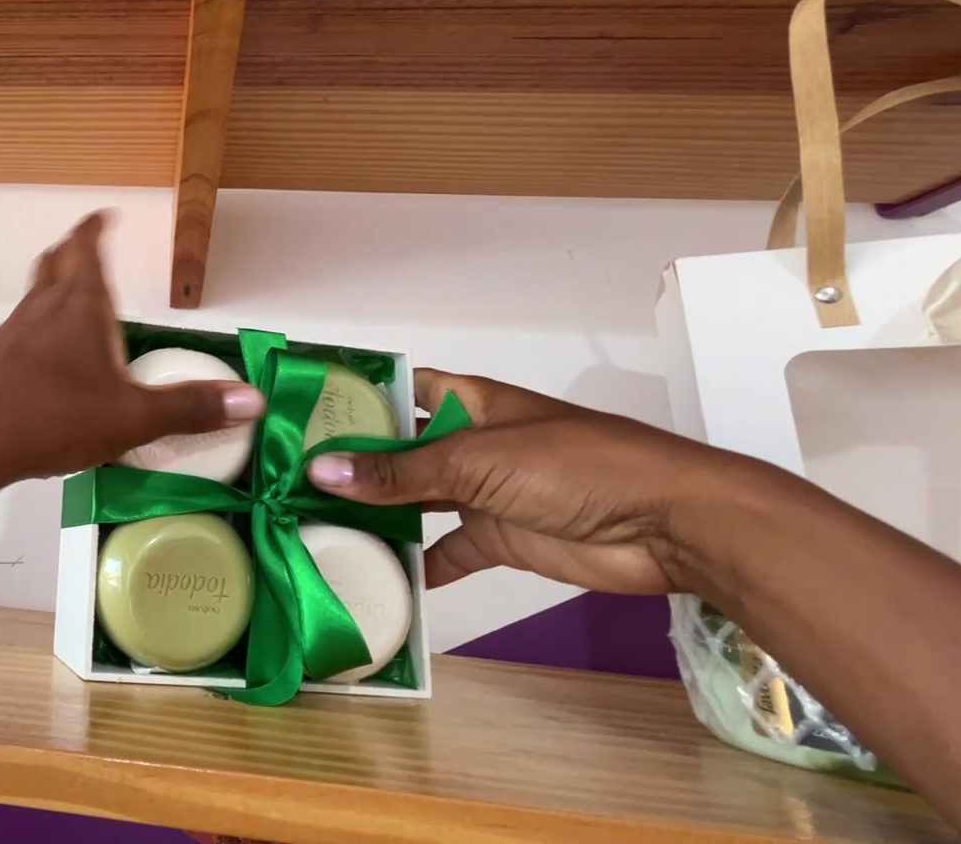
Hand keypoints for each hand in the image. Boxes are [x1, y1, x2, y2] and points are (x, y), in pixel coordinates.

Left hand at [0, 211, 264, 484]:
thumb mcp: (131, 417)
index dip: (95, 228)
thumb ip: (189, 407)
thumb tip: (253, 398)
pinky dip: (37, 323)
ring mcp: (13, 333)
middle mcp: (43, 309)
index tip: (104, 214)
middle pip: (54, 263)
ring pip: (34, 294)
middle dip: (72, 250)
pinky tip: (47, 355)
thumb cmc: (55, 415)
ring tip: (71, 297)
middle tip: (88, 247)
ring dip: (53, 284)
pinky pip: (20, 328)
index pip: (85, 249)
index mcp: (80, 306)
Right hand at [304, 369, 787, 595]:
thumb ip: (396, 470)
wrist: (670, 525)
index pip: (398, 389)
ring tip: (317, 521)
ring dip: (377, 511)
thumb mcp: (473, 460)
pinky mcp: (498, 537)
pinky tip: (380, 571)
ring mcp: (481, 491)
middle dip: (354, 461)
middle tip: (290, 477)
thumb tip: (317, 473)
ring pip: (415, 499)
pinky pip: (446, 550)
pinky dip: (418, 561)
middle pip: (399, 448)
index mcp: (464, 402)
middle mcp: (465, 442)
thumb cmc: (572, 465)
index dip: (354, 397)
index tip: (301, 413)